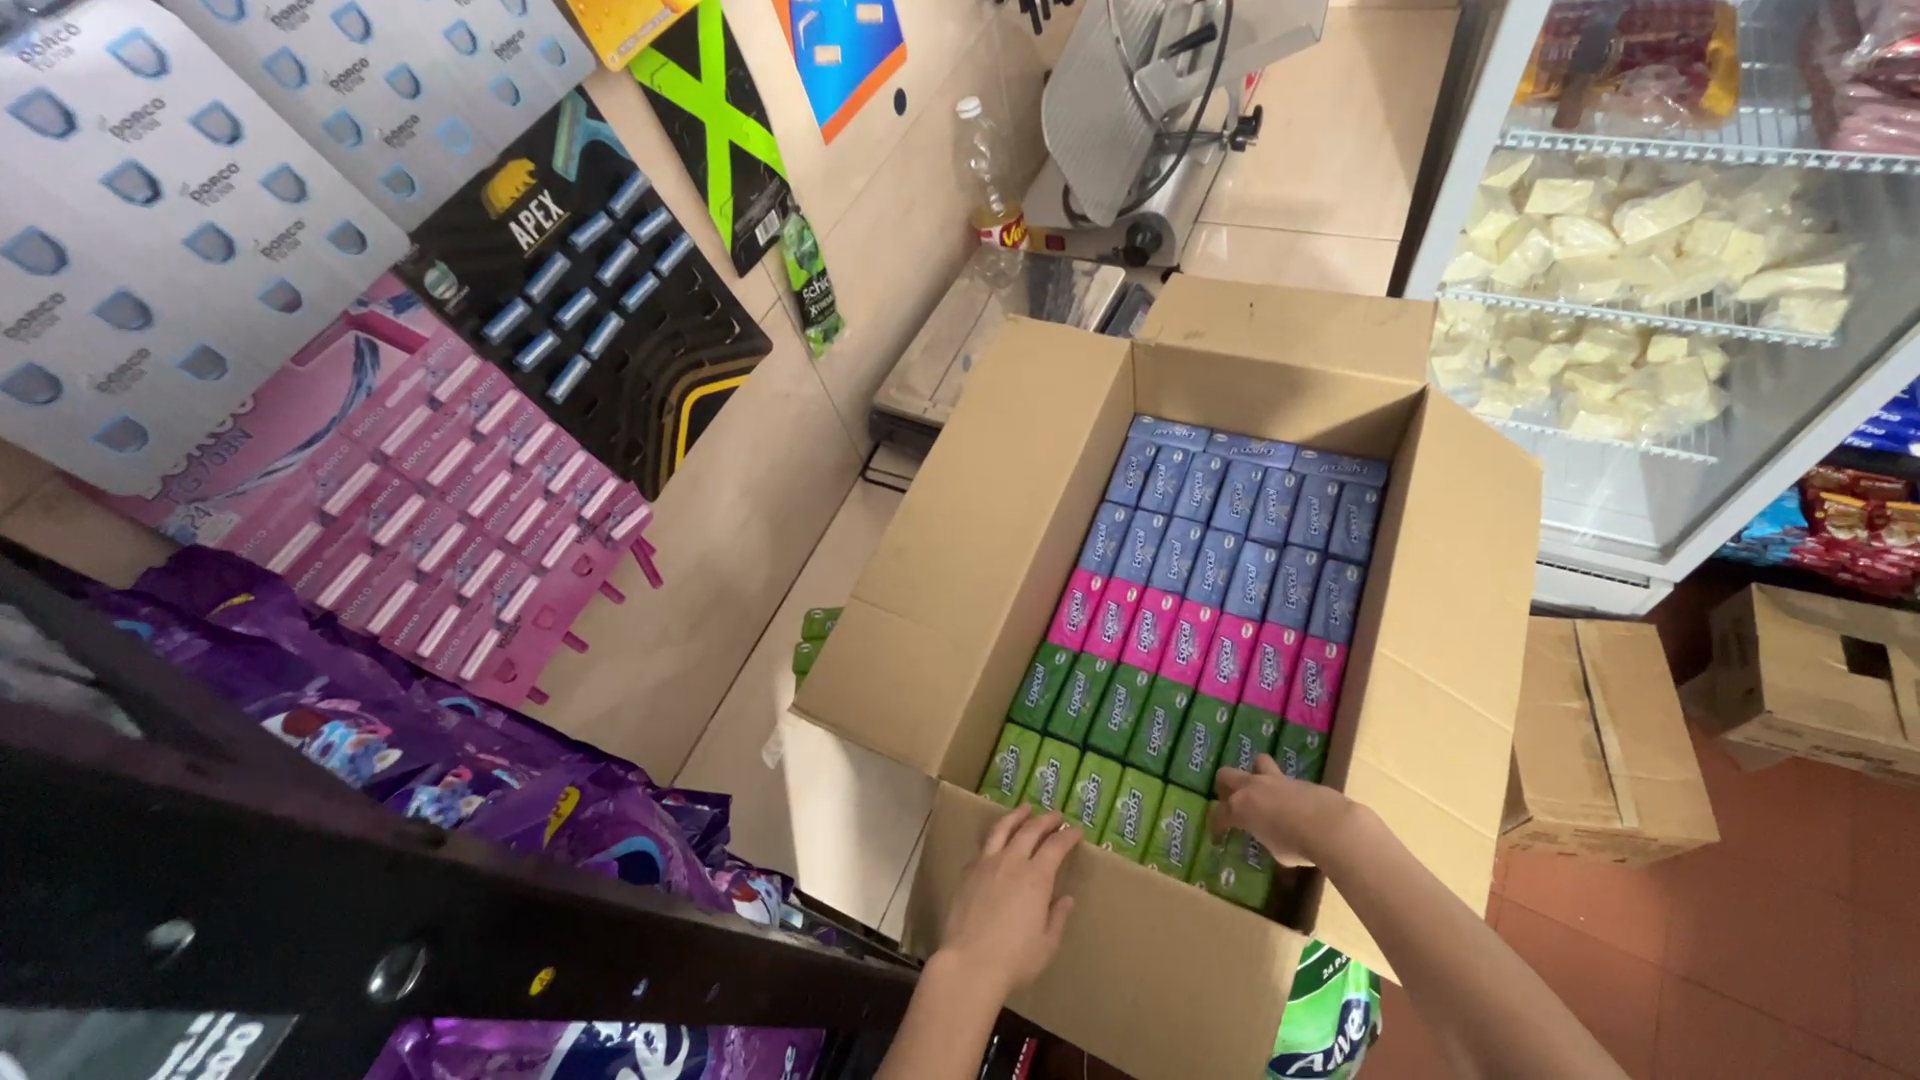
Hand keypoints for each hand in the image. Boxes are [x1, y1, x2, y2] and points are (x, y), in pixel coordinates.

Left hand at [934, 805, 1078, 999]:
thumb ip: (1057, 917)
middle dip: (1046, 819)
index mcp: (1036, 878)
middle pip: (1030, 830)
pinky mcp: (966, 874)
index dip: (1068, 835)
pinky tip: (996, 842)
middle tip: (1056, 815)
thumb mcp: (1047, 944)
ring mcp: (985, 865)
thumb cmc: (1015, 959)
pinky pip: (983, 848)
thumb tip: (1065, 899)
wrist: (969, 963)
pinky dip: (994, 839)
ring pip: (1002, 829)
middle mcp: (1011, 863)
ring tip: (1025, 808)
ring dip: (1016, 816)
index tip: (1076, 830)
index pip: (1056, 846)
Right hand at [1212, 753, 1355, 866]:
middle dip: (1224, 787)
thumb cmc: (1297, 845)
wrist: (1331, 826)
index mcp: (1241, 808)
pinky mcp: (1298, 779)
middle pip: (1226, 775)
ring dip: (1255, 773)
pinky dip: (1284, 789)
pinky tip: (1294, 805)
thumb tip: (1273, 838)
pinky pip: (1284, 778)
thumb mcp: (1276, 852)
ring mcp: (1275, 780)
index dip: (1216, 827)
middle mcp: (1252, 788)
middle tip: (1232, 802)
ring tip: (1262, 790)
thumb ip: (1268, 838)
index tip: (1218, 837)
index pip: (1219, 814)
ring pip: (1257, 762)